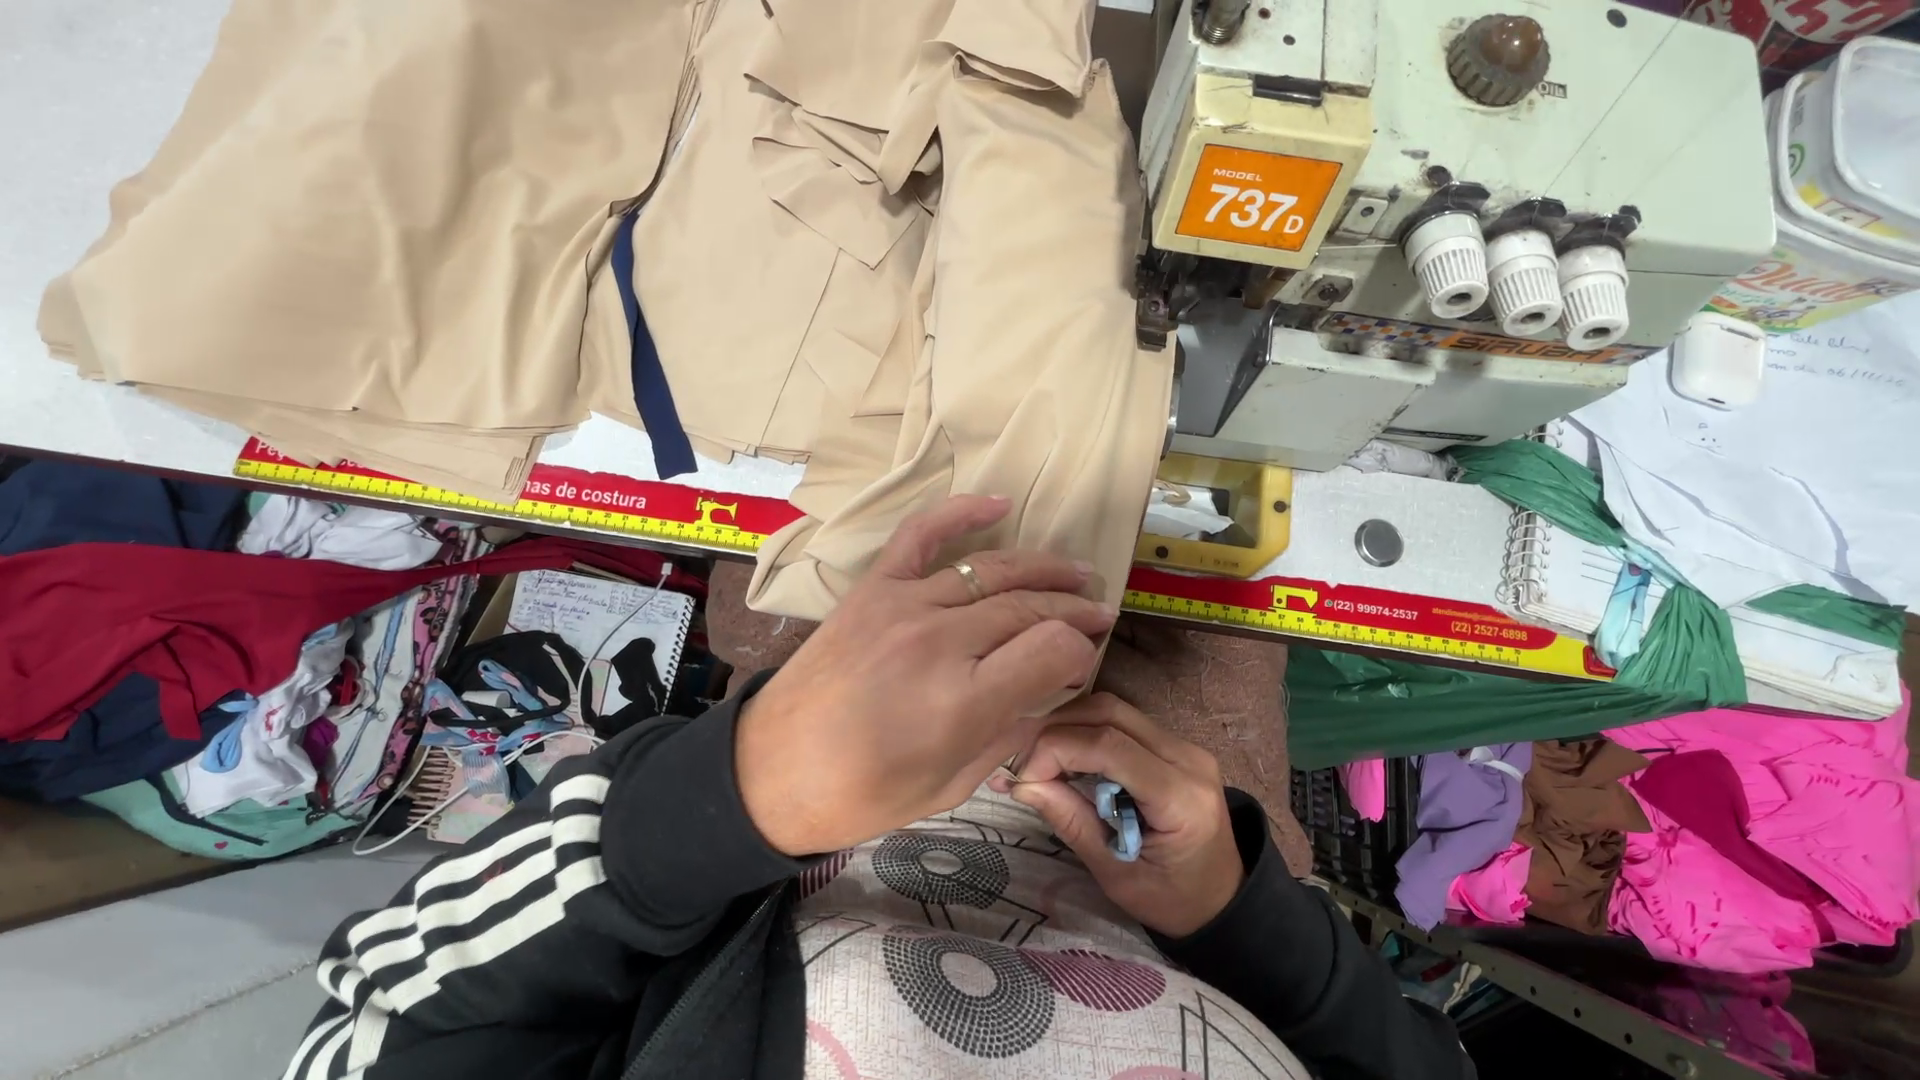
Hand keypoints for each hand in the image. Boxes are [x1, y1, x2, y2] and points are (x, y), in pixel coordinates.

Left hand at [735, 495, 1116, 855]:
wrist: (770, 771)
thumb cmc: (862, 794)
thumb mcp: (951, 786)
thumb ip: (1008, 733)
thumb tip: (1047, 692)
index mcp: (963, 700)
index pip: (1053, 648)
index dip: (1081, 653)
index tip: (1083, 663)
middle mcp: (939, 641)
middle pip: (1029, 606)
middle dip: (1075, 609)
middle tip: (1100, 614)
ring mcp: (903, 605)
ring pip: (992, 570)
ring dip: (1043, 568)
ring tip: (1077, 573)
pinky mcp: (872, 589)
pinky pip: (921, 535)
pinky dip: (962, 512)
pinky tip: (1000, 504)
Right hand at [992, 693, 1244, 937]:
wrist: (1223, 898)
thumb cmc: (1171, 899)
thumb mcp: (1115, 874)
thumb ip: (1071, 821)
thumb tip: (1020, 783)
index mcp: (1181, 798)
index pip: (1109, 746)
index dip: (1056, 749)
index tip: (1022, 777)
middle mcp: (1188, 758)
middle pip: (1109, 713)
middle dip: (1056, 731)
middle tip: (1023, 765)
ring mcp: (1184, 745)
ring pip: (1112, 708)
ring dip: (1068, 725)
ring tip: (1039, 760)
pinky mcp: (1173, 743)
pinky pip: (1121, 720)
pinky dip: (1084, 730)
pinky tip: (1064, 757)